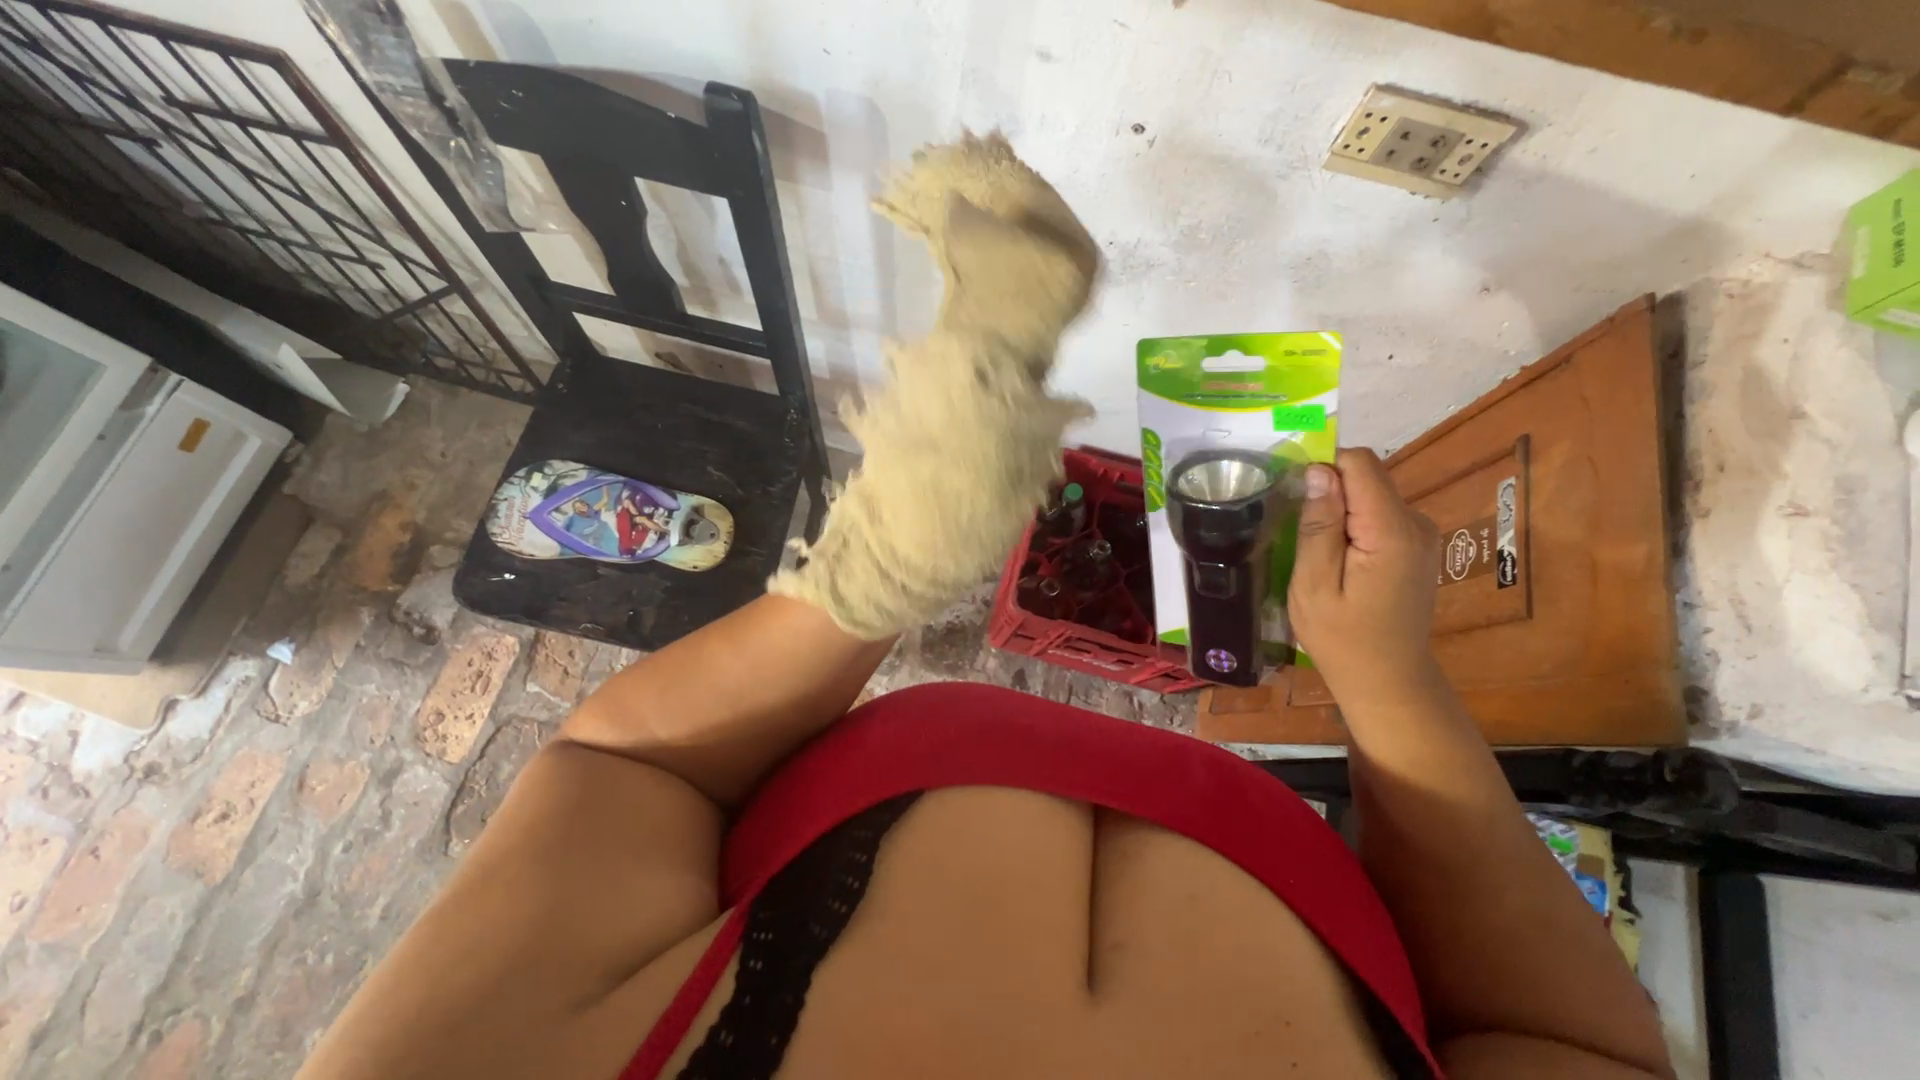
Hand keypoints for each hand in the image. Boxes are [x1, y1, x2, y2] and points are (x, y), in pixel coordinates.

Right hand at [1288, 448, 1442, 702]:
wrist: (1388, 679)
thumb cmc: (1342, 640)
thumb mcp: (1313, 586)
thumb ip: (1317, 526)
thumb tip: (1319, 471)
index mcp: (1390, 532)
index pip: (1359, 464)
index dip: (1323, 468)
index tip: (1295, 498)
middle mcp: (1415, 523)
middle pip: (1366, 477)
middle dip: (1329, 493)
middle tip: (1301, 536)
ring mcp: (1421, 534)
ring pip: (1371, 495)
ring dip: (1339, 512)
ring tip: (1318, 556)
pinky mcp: (1417, 545)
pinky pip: (1379, 514)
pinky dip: (1353, 526)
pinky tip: (1339, 563)